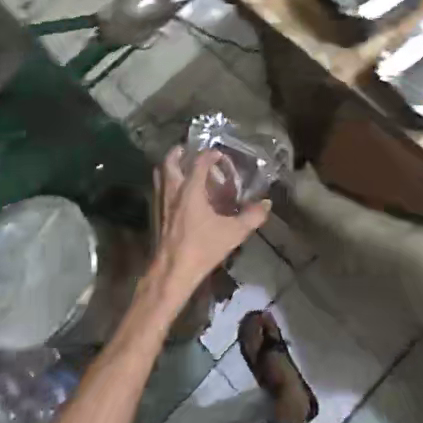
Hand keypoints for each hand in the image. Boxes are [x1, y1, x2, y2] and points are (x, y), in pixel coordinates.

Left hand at [143, 147, 270, 310]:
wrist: (172, 272)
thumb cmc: (201, 248)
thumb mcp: (232, 233)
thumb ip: (251, 217)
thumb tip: (266, 205)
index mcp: (190, 190)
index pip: (199, 162)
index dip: (210, 155)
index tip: (219, 154)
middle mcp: (173, 191)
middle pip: (169, 162)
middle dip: (178, 153)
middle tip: (188, 151)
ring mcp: (161, 203)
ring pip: (160, 176)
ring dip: (169, 167)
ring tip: (181, 168)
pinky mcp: (156, 216)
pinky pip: (159, 191)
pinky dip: (166, 185)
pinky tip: (177, 196)